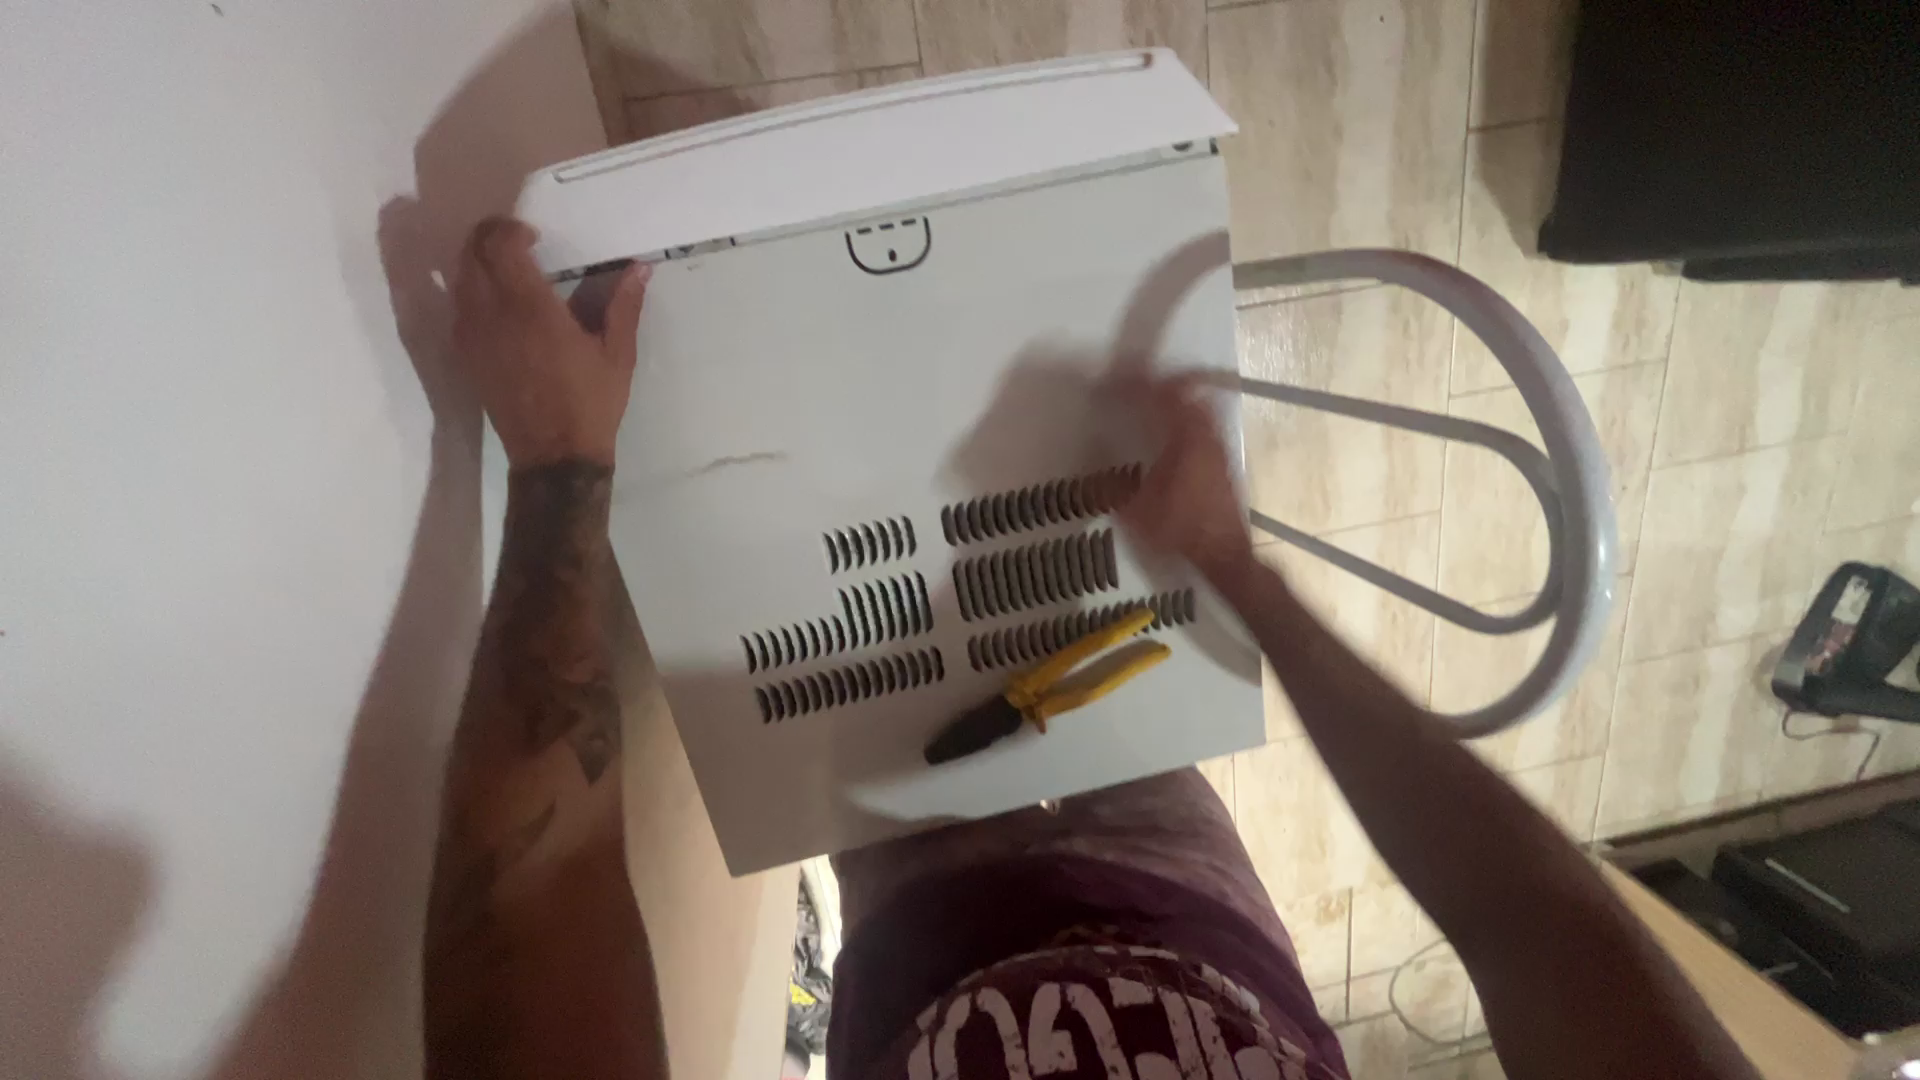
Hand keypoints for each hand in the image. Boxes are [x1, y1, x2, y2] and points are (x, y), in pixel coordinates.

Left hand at [452, 217, 649, 468]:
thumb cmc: (592, 403)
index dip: (510, 228)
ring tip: (510, 273)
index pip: (499, 244)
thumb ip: (623, 306)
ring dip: (478, 262)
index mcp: (531, 309)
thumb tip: (640, 269)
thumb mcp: (618, 355)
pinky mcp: (464, 352)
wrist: (555, 453)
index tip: (533, 235)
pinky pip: (457, 305)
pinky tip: (502, 306)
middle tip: (518, 244)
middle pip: (470, 251)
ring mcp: (471, 333)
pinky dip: (472, 290)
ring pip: (458, 276)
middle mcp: (491, 313)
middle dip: (489, 237)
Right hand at [1118, 372, 1255, 583]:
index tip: (1112, 380)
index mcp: (1184, 440)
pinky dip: (1184, 416)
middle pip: (1185, 389)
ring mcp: (1219, 447)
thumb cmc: (1180, 532)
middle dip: (1158, 380)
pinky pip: (1203, 422)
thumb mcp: (1135, 512)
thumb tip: (1092, 466)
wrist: (1224, 555)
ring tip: (1150, 399)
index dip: (1134, 383)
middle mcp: (1206, 435)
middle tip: (1134, 380)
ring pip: (1198, 405)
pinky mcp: (1223, 460)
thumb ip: (1112, 486)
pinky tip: (1169, 432)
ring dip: (1174, 397)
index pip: (1159, 396)